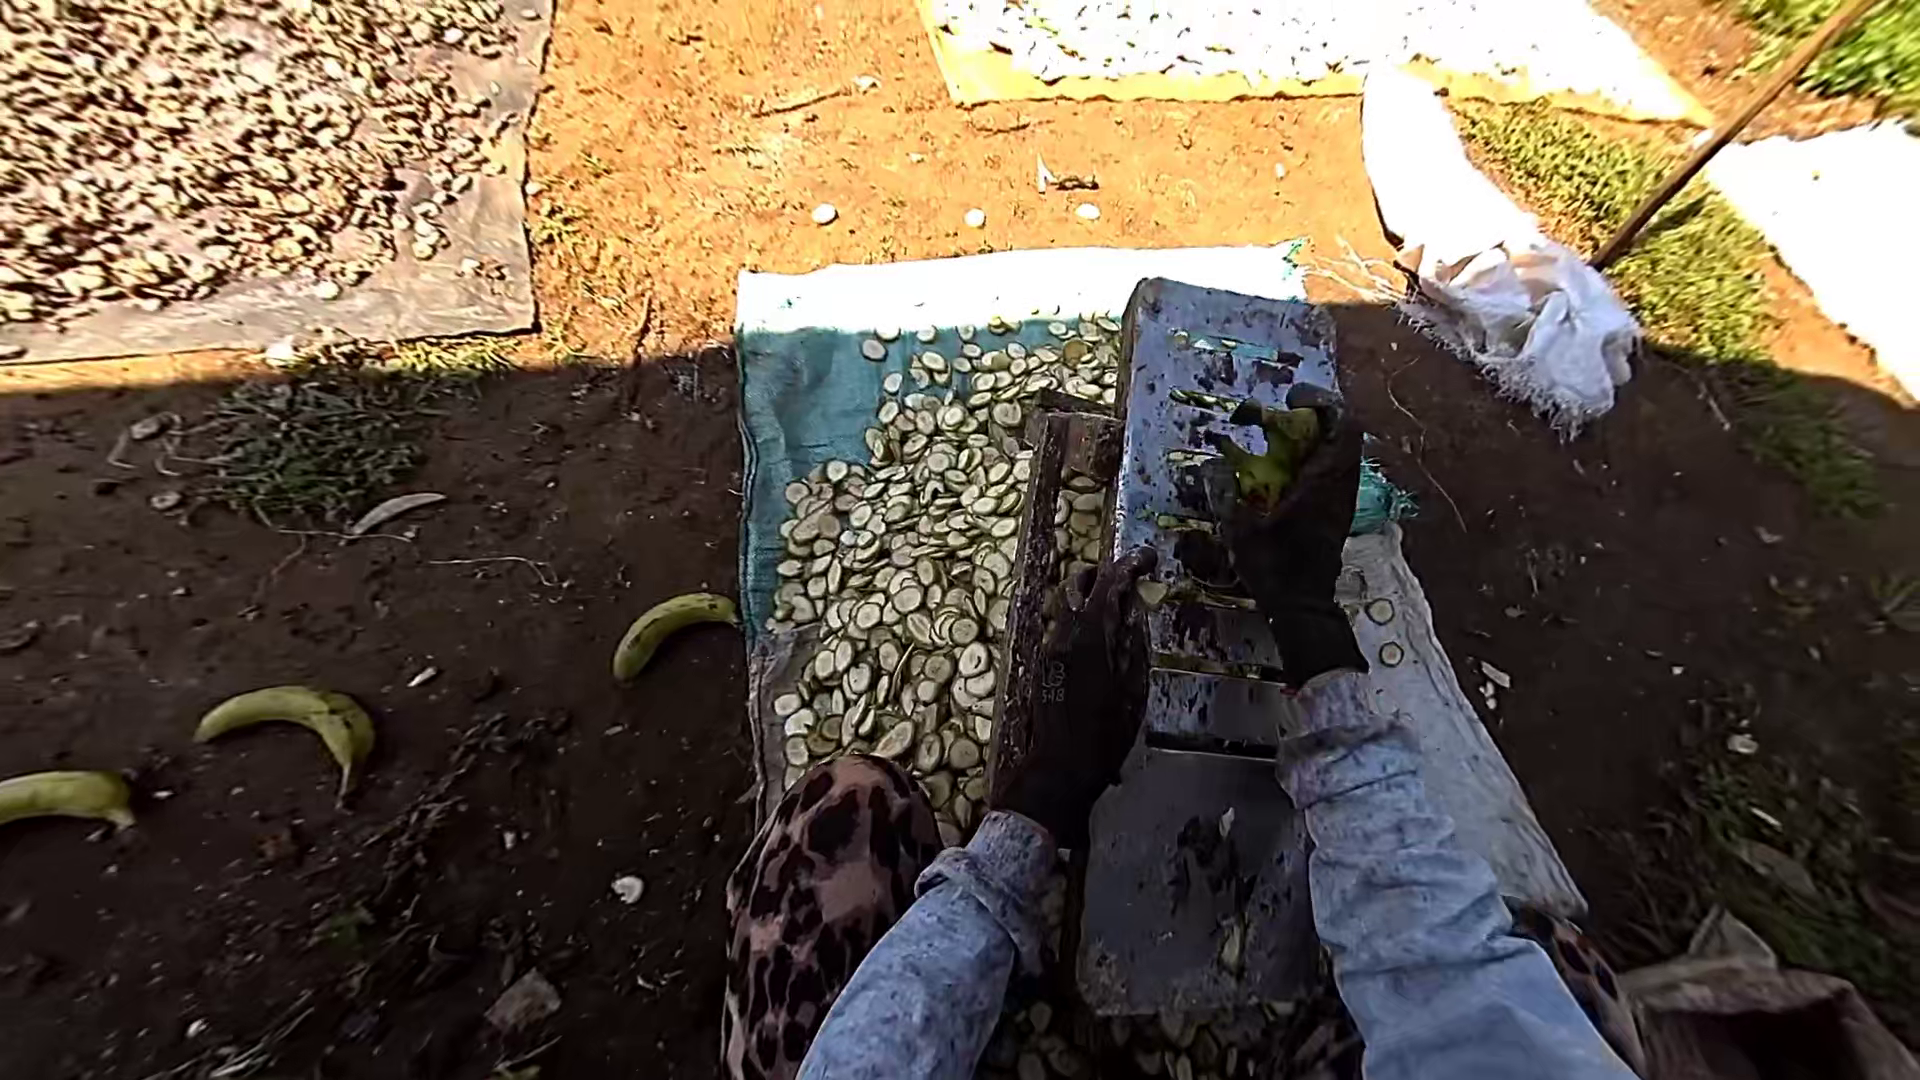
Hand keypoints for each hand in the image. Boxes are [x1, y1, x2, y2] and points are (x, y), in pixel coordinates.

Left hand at [991, 547, 1157, 846]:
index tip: (1146, 558)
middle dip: (1102, 574)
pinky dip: (1079, 617)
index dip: (1128, 566)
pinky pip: (1060, 625)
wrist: (1059, 765)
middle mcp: (1063, 635)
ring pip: (1065, 604)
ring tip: (1114, 609)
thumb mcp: (1132, 691)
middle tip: (1126, 579)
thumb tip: (1133, 610)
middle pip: (1077, 585)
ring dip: (1089, 596)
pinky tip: (1096, 637)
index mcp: (1090, 639)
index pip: (1108, 587)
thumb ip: (1132, 644)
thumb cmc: (1104, 735)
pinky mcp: (1041, 659)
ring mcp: (1048, 646)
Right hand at [1203, 384, 1366, 688]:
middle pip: (1345, 432)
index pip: (1339, 426)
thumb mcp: (1240, 529)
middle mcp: (1341, 485)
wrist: (1302, 602)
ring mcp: (1343, 498)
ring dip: (1317, 434)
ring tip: (1284, 433)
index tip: (1290, 396)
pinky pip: (1335, 468)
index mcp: (1322, 483)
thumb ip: (1225, 492)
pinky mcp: (1338, 510)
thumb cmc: (1272, 565)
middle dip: (1317, 414)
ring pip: (1342, 450)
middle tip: (1285, 410)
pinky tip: (1288, 464)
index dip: (1319, 402)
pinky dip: (1316, 455)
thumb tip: (1210, 465)